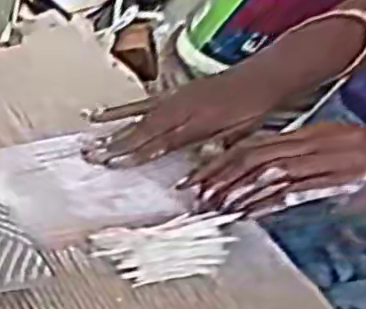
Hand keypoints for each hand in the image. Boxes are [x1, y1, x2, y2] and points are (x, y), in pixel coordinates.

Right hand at [86, 71, 278, 167]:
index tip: (111, 164)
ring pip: (139, 120)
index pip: (162, 143)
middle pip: (144, 131)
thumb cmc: (259, 107)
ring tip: (87, 147)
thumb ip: (214, 156)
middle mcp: (185, 111)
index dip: (137, 154)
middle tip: (88, 159)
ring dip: (111, 134)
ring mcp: (177, 100)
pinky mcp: (172, 94)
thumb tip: (187, 182)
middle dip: (115, 146)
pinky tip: (97, 117)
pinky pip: (141, 104)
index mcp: (202, 124)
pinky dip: (117, 112)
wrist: (279, 69)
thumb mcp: (244, 134)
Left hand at [187, 123, 365, 216]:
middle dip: (221, 181)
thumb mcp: (320, 157)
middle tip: (200, 201)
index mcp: (318, 132)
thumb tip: (225, 181)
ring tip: (219, 210)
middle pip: (259, 158)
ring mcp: (343, 158)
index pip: (254, 145)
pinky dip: (264, 205)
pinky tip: (245, 215)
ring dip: (239, 194)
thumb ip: (280, 162)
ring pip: (274, 173)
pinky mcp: (350, 179)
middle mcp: (330, 140)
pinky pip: (296, 191)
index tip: (188, 184)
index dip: (215, 165)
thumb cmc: (359, 170)